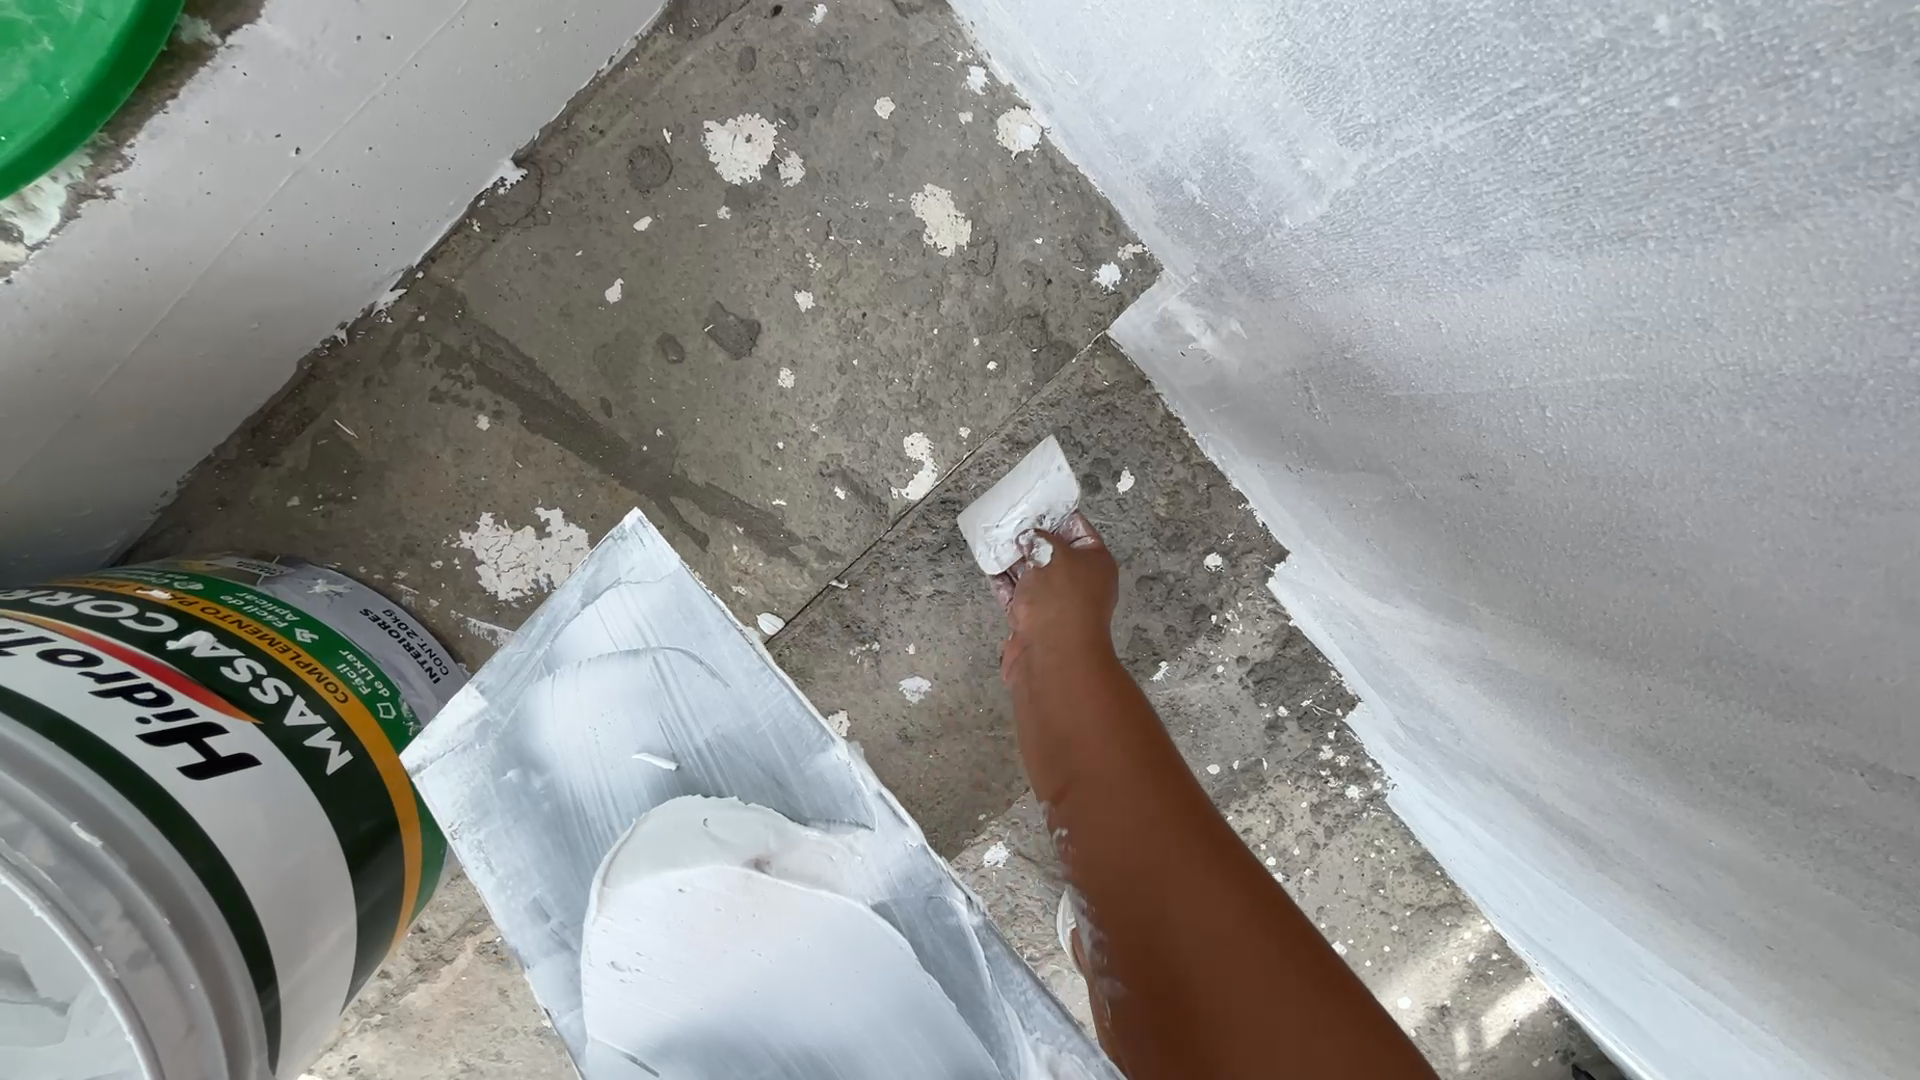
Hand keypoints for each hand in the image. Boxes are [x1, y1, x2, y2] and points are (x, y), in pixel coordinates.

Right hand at [995, 511, 1118, 681]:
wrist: (1052, 656)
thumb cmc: (1060, 598)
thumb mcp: (1053, 553)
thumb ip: (1039, 538)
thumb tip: (1029, 538)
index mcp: (1095, 561)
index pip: (1077, 528)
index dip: (1056, 513)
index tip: (1033, 502)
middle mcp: (1077, 581)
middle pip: (1051, 550)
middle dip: (1029, 536)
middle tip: (1006, 518)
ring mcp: (1054, 602)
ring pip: (1031, 573)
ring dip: (1012, 557)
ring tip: (991, 537)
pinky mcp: (1031, 619)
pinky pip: (1016, 593)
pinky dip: (1002, 580)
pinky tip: (987, 564)